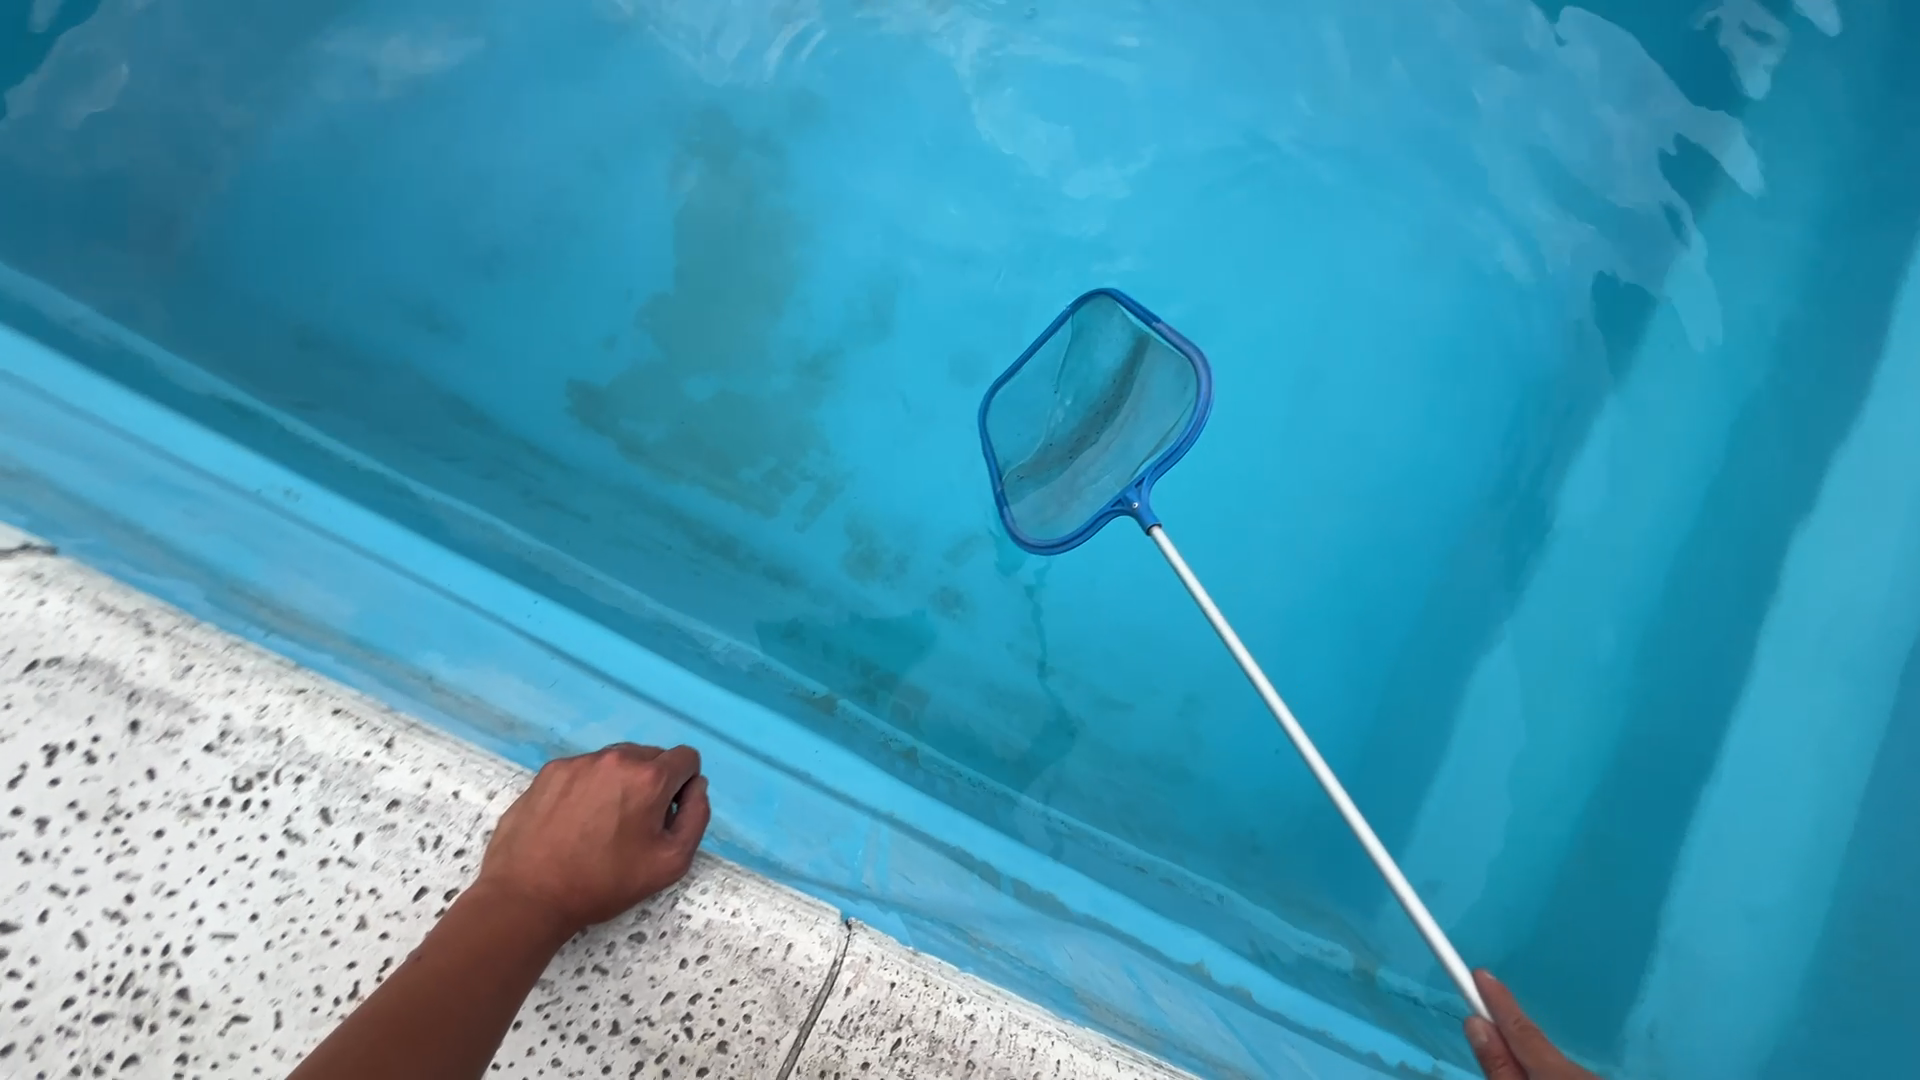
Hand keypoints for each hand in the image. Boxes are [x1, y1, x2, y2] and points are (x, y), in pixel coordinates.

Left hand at [474, 743, 711, 940]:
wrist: (526, 899)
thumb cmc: (604, 883)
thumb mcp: (671, 863)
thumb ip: (697, 815)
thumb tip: (696, 786)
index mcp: (650, 777)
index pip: (686, 758)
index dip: (683, 787)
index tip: (664, 815)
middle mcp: (617, 758)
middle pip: (652, 757)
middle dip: (652, 783)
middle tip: (632, 823)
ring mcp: (580, 762)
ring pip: (617, 761)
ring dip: (620, 782)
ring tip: (599, 823)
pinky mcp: (550, 772)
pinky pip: (585, 769)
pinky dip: (588, 787)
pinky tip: (573, 820)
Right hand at [1465, 970, 1599, 1079]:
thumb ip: (1499, 1066)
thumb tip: (1475, 1022)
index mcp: (1556, 1070)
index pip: (1519, 1027)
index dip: (1497, 999)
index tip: (1478, 972)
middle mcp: (1583, 1070)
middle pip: (1540, 1048)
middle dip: (1516, 1040)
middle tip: (1488, 1034)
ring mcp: (1597, 1077)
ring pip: (1559, 1064)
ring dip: (1539, 1065)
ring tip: (1522, 1074)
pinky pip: (1573, 1074)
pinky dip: (1557, 1075)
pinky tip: (1544, 1078)